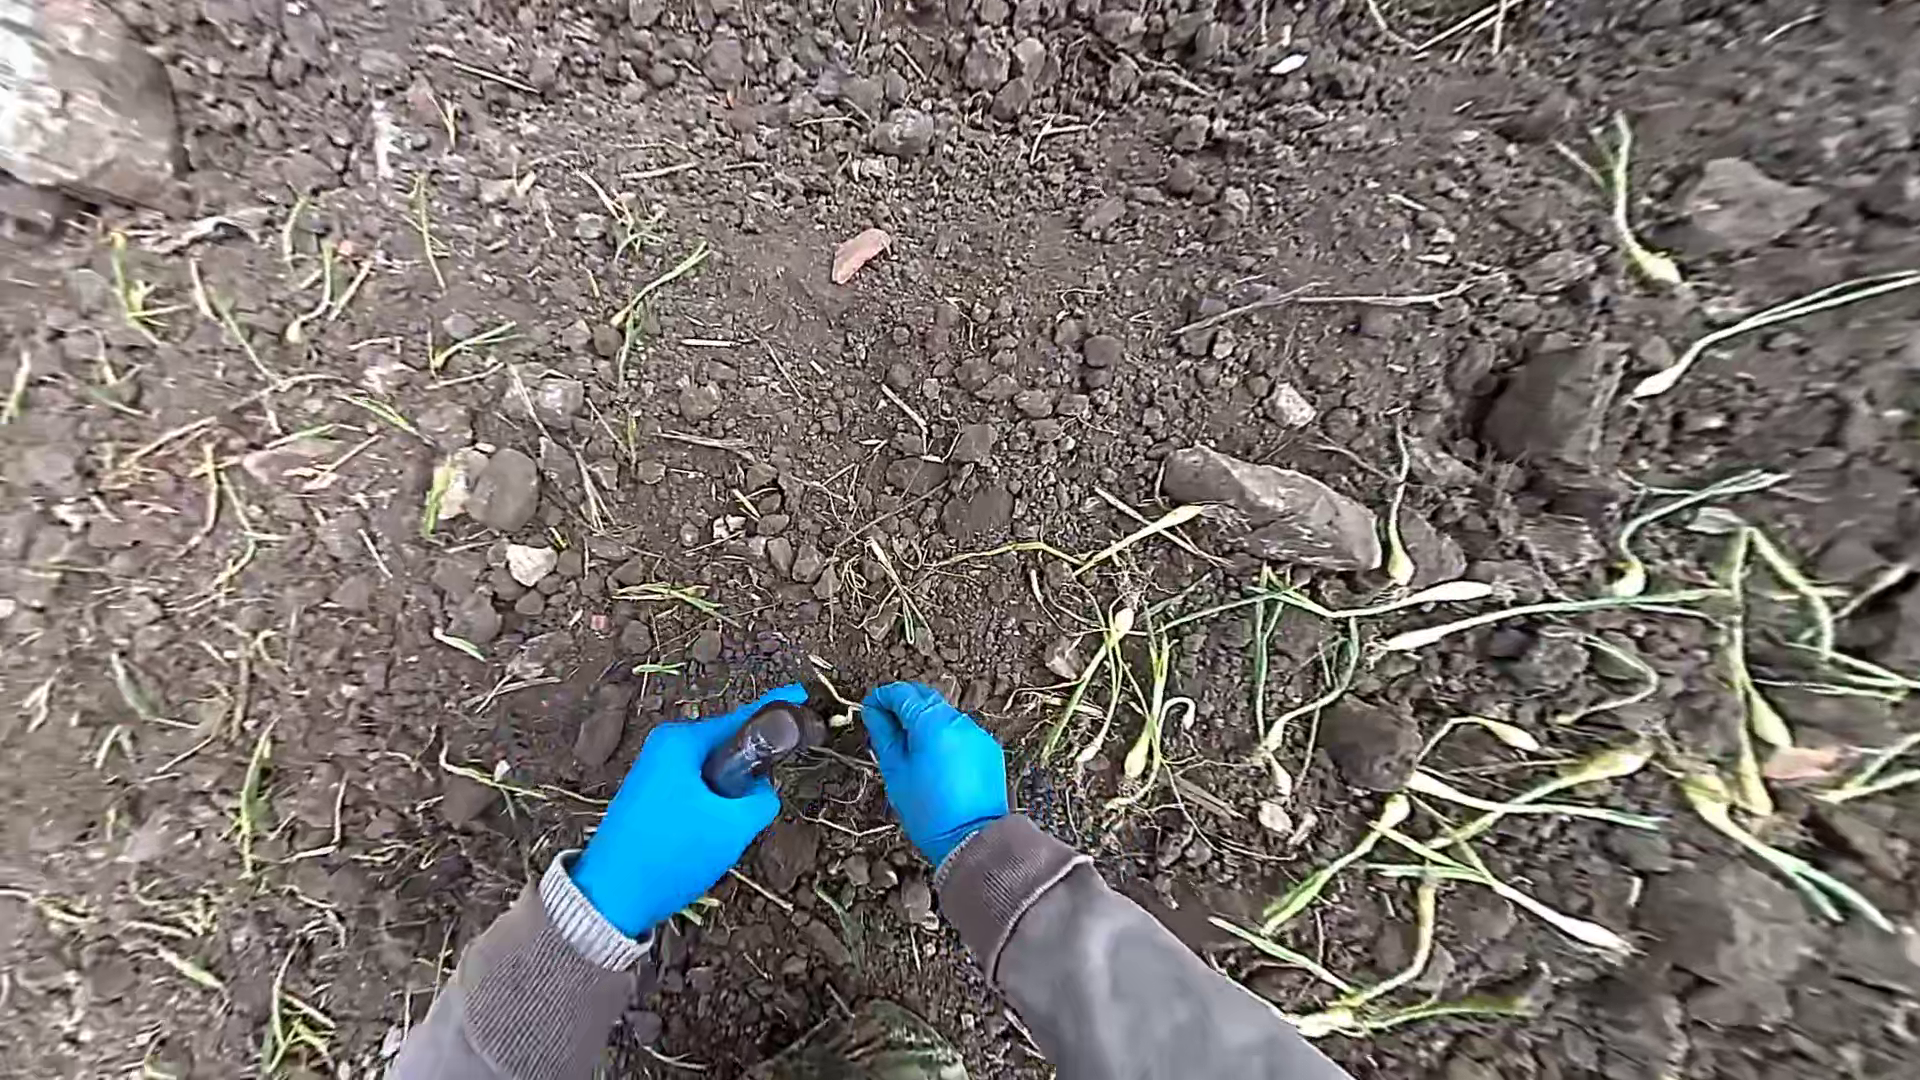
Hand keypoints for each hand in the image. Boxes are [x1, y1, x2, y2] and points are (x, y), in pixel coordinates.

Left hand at [570, 684, 802, 936]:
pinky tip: (721, 821)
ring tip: (745, 812)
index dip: (776, 706)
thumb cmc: (670, 855)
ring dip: (733, 783)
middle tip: (776, 774)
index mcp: (682, 742)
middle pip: (728, 742)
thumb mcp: (734, 826)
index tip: (800, 696)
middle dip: (753, 759)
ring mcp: (655, 769)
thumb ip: (763, 798)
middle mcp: (666, 746)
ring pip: (714, 766)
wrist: (607, 904)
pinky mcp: (652, 793)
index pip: (742, 716)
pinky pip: (698, 782)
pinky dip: (715, 795)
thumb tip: (763, 790)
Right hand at [861, 682, 1008, 865]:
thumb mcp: (896, 773)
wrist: (972, 840)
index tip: (871, 705)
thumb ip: (884, 735)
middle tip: (885, 722)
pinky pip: (960, 731)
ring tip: (909, 747)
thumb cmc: (931, 814)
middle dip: (903, 705)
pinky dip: (945, 736)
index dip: (883, 696)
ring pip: (943, 714)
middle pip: (925, 698)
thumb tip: (873, 712)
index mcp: (932, 724)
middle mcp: (958, 721)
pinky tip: (935, 759)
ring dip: (925, 721)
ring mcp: (976, 733)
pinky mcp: (987, 747)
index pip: (903, 693)